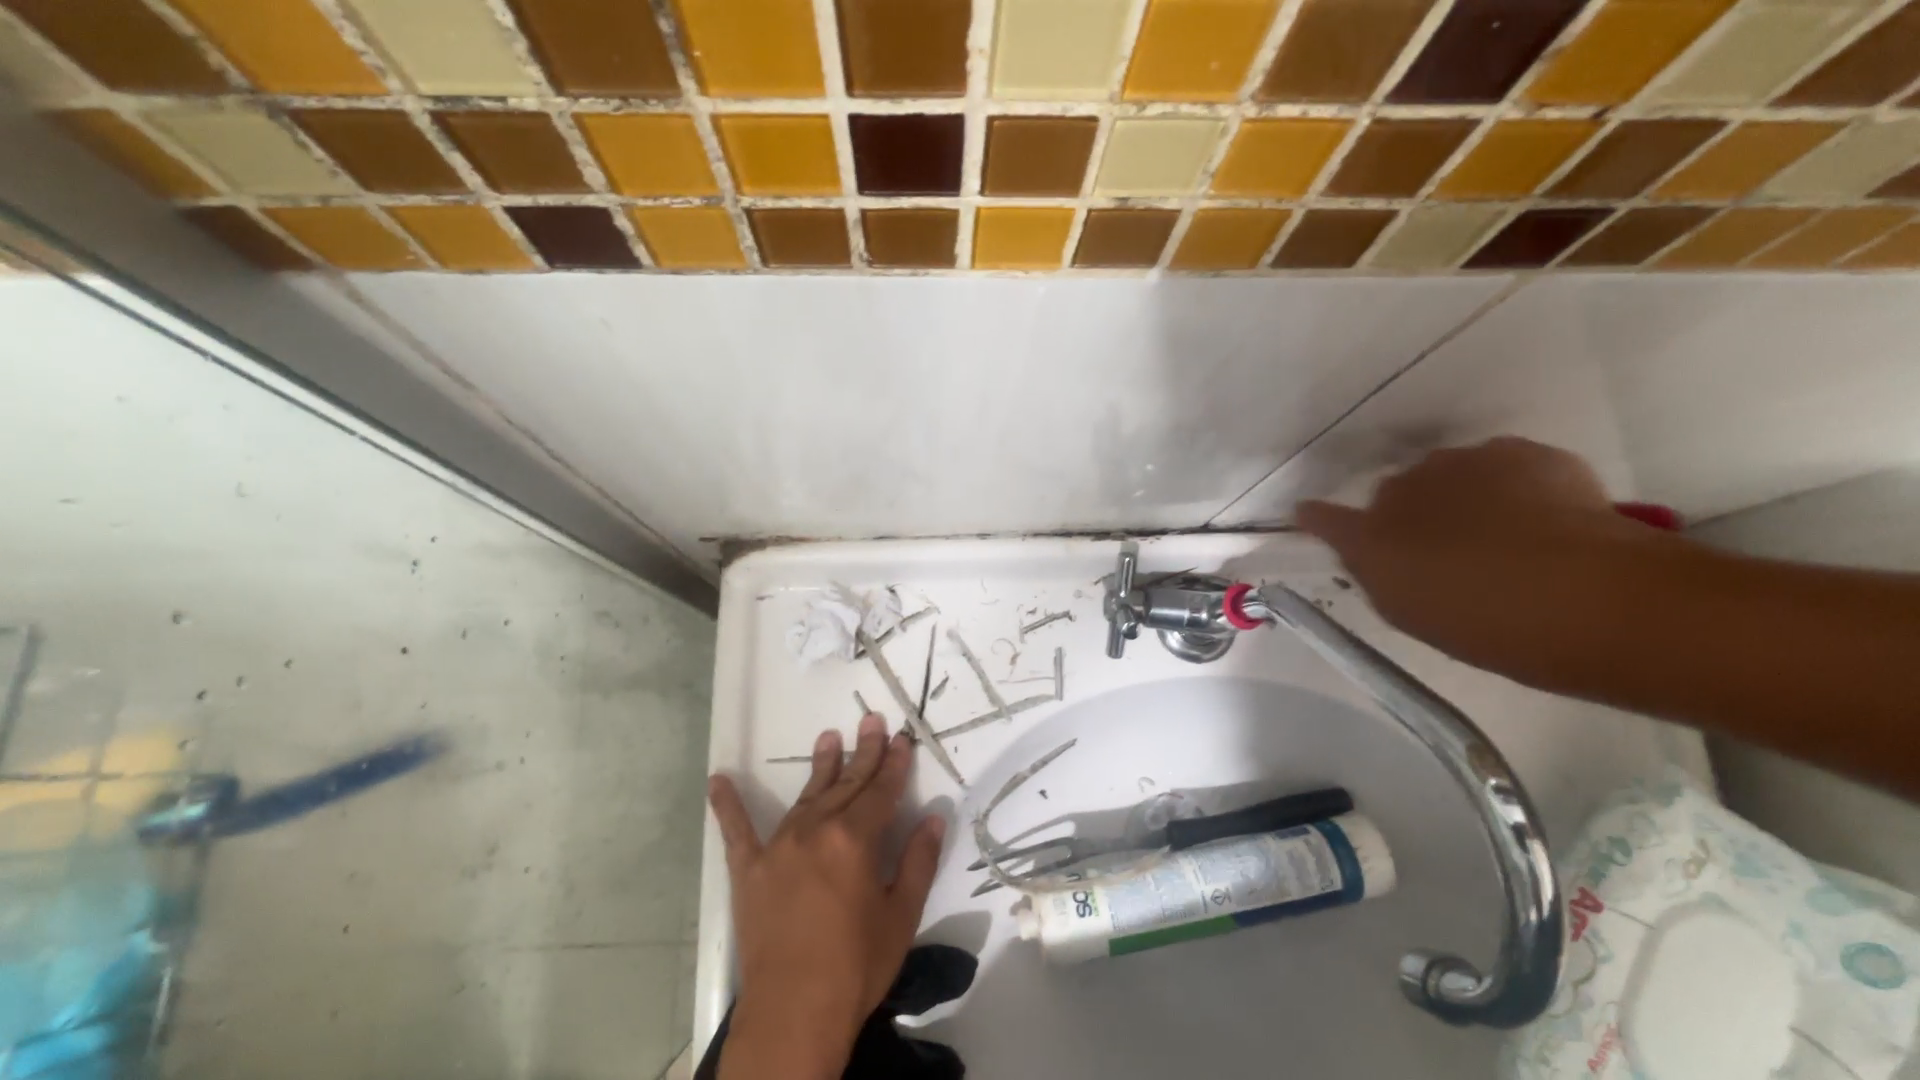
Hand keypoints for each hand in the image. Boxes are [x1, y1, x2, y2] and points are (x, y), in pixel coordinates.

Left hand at [708, 712, 946, 1079]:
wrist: (795, 1011)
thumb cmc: (856, 966)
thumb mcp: (901, 915)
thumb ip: (917, 861)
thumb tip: (932, 817)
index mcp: (854, 840)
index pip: (880, 792)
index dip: (894, 765)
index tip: (903, 739)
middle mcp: (815, 831)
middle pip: (845, 785)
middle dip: (863, 753)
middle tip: (872, 720)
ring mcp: (777, 848)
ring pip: (805, 798)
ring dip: (821, 767)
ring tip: (829, 739)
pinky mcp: (748, 870)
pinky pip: (736, 831)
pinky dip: (727, 805)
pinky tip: (717, 780)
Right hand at [1295, 438, 1660, 683]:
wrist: (1581, 593)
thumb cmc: (1485, 625)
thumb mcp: (1413, 613)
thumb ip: (1384, 575)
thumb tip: (1375, 553)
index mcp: (1370, 537)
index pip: (1325, 519)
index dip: (1319, 519)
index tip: (1311, 516)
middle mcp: (1402, 488)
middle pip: (1397, 494)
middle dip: (1414, 513)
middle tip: (1451, 551)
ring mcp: (1461, 462)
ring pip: (1452, 475)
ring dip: (1464, 496)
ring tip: (1509, 536)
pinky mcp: (1520, 451)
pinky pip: (1505, 467)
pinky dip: (1515, 487)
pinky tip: (1547, 520)